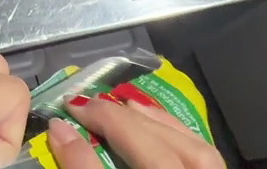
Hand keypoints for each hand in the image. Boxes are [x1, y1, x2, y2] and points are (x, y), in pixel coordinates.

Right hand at [44, 94, 223, 168]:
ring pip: (200, 152)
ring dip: (157, 123)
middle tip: (89, 107)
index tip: (67, 110)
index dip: (100, 123)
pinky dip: (179, 137)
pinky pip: (207, 159)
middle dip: (127, 119)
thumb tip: (60, 129)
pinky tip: (157, 131)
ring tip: (125, 108)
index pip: (136, 150)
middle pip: (170, 148)